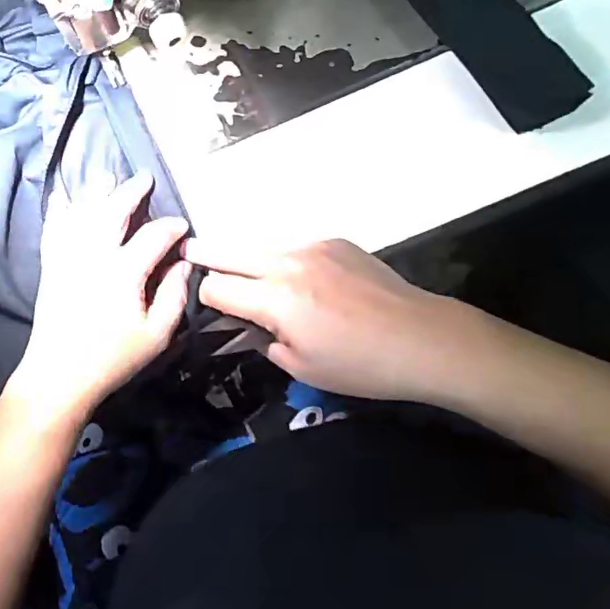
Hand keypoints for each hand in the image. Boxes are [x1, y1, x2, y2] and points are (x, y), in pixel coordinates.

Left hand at [9, 174, 189, 422]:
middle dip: (131, 190)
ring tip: (108, 176)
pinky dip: (59, 208)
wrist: (58, 374)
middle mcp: (94, 254)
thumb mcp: (156, 335)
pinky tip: (62, 195)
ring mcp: (68, 256)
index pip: (154, 235)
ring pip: (82, 211)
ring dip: (97, 191)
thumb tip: (183, 264)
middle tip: (144, 177)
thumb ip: (174, 296)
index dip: (171, 227)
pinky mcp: (51, 264)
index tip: (182, 226)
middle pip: (113, 209)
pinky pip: (54, 227)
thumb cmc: (112, 358)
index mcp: (123, 272)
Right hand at [185, 237, 485, 401]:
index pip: (217, 287)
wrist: (423, 338)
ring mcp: (312, 247)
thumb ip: (265, 340)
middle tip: (186, 249)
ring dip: (254, 262)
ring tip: (262, 281)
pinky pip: (299, 250)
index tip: (207, 304)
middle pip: (229, 252)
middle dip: (205, 254)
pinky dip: (293, 264)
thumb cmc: (361, 364)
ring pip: (265, 249)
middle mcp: (286, 263)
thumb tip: (251, 325)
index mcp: (274, 299)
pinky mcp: (335, 241)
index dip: (206, 298)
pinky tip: (315, 286)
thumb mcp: (302, 367)